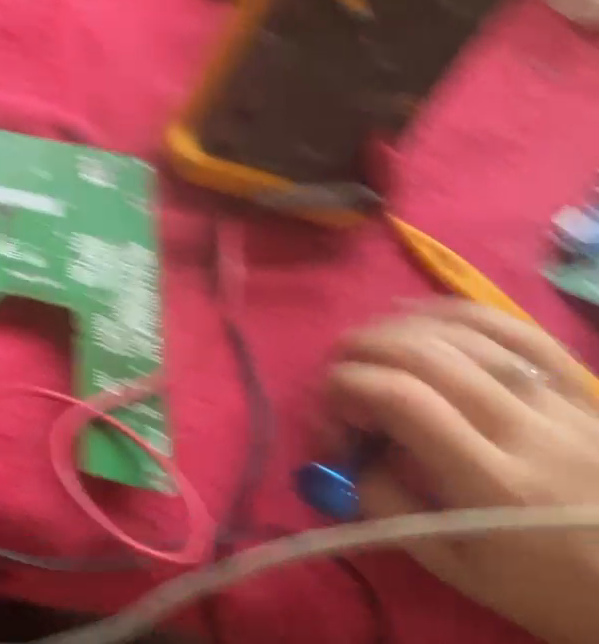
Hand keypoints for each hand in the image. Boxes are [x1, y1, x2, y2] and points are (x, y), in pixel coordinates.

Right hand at [325, 300, 598, 643]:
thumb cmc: (545, 587)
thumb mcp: (453, 564)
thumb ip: (384, 501)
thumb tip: (347, 448)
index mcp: (495, 482)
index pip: (398, 397)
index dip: (341, 390)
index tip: (328, 415)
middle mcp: (530, 433)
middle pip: (421, 354)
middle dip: (354, 352)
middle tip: (335, 378)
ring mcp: (564, 408)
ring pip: (462, 334)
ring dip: (393, 330)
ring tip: (369, 353)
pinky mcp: (583, 395)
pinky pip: (517, 332)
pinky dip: (455, 314)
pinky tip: (419, 321)